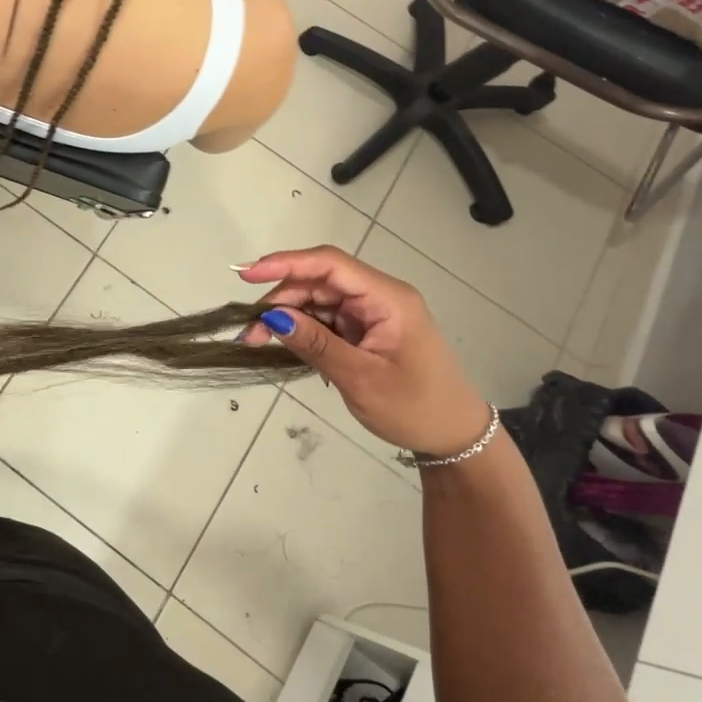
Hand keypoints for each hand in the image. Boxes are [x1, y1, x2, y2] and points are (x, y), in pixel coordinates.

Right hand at [238, 246, 489, 457]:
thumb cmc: (416, 408)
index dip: (286, 263)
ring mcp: (371, 312)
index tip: (246, 275)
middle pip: (317, 281)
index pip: (330, 265)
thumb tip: (271, 317)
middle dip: (280, 299)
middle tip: (250, 330)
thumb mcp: (361, 379)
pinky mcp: (363, 328)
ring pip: (316, 299)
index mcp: (388, 299)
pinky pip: (323, 317)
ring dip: (285, 315)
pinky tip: (281, 343)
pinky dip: (300, 328)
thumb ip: (316, 344)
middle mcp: (378, 297)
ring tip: (257, 341)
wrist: (455, 438)